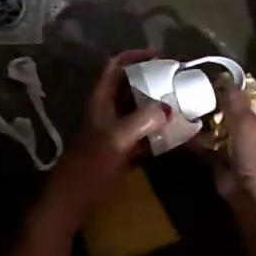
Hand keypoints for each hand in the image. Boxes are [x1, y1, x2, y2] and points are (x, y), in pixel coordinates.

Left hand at [38, 50, 170, 228]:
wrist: (72, 200)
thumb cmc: (89, 166)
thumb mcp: (116, 140)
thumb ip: (142, 121)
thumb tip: (168, 106)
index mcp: (100, 101)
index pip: (115, 67)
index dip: (134, 56)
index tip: (160, 55)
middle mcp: (107, 111)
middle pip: (130, 86)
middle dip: (152, 80)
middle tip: (178, 79)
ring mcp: (114, 131)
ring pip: (138, 109)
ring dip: (158, 105)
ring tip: (183, 101)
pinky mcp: (121, 150)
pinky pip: (143, 133)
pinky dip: (159, 130)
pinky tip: (178, 132)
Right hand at [201, 79, 255, 217]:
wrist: (251, 199)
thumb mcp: (247, 122)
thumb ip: (233, 97)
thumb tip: (221, 75)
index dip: (240, 85)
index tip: (218, 74)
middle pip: (237, 110)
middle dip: (219, 101)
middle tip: (198, 87)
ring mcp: (241, 147)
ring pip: (222, 125)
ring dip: (207, 117)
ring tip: (188, 101)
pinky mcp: (225, 159)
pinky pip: (210, 143)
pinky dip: (198, 136)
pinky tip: (183, 124)